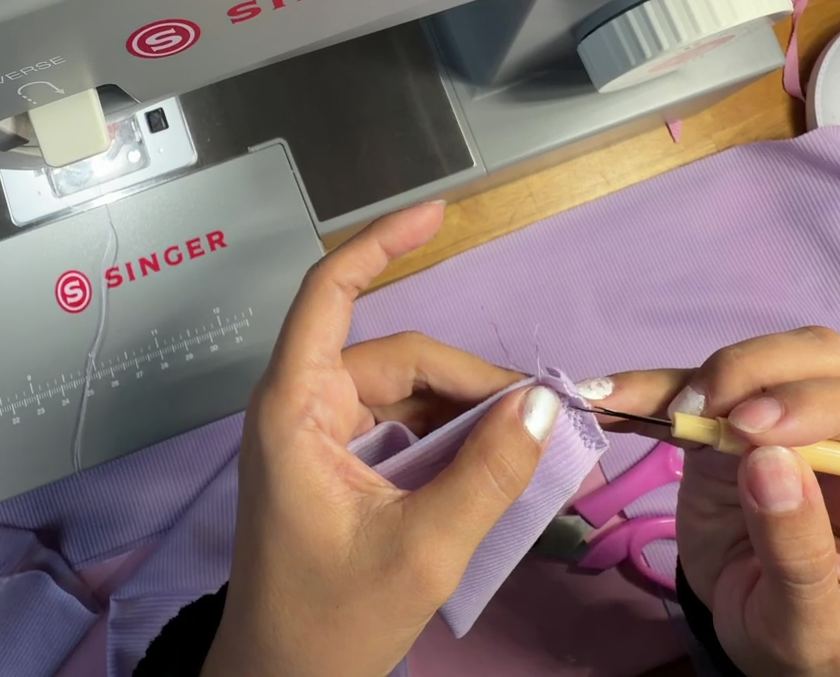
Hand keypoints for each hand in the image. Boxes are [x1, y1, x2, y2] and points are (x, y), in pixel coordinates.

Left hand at [205, 203, 563, 676]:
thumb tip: (545, 405)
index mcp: (294, 404)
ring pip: (408, 388)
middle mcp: (304, 400)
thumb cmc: (327, 625)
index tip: (437, 213)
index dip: (380, 241)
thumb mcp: (419, 552)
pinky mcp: (341, 454)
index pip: (329, 291)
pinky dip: (451, 430)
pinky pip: (405, 419)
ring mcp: (322, 427)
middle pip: (398, 354)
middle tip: (544, 411)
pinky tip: (495, 449)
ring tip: (531, 432)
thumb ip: (486, 475)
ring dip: (468, 405)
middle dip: (471, 378)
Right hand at [594, 327, 839, 676]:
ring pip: (757, 359)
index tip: (748, 429)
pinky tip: (605, 399)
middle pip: (821, 359)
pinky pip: (686, 389)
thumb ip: (798, 552)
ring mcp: (782, 427)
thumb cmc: (802, 642)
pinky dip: (645, 390)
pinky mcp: (723, 427)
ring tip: (666, 419)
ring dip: (702, 375)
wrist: (754, 640)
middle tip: (704, 413)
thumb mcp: (810, 627)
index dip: (818, 403)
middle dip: (757, 370)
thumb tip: (768, 460)